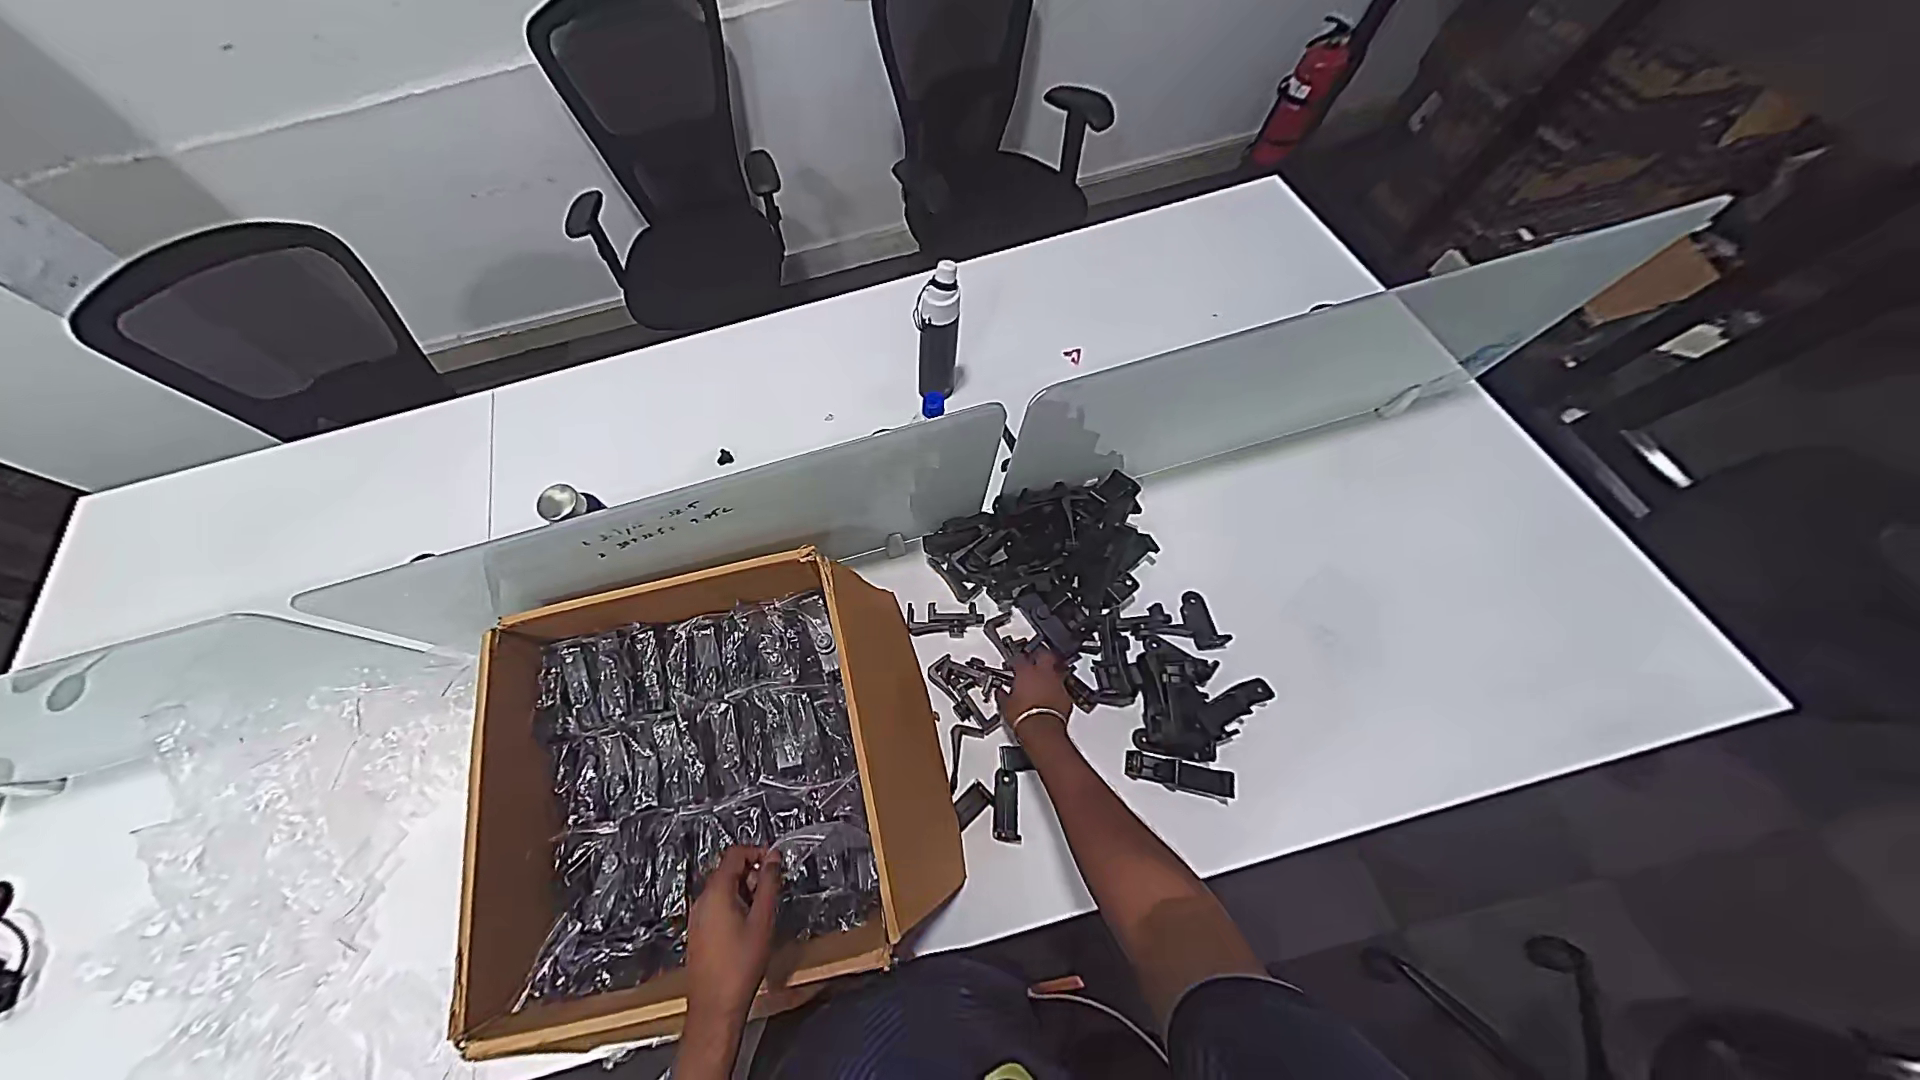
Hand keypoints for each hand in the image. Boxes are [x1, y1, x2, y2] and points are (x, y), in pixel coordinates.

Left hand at [686, 846, 782, 1017]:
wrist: (715, 1007)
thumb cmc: (742, 962)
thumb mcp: (763, 917)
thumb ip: (769, 882)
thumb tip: (773, 856)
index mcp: (716, 891)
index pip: (735, 854)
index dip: (757, 852)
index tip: (775, 865)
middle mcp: (702, 900)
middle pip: (728, 870)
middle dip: (752, 874)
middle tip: (769, 894)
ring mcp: (697, 917)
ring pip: (723, 889)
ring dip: (745, 891)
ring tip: (760, 913)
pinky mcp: (698, 932)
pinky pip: (717, 906)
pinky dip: (734, 905)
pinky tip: (747, 928)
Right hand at [997, 649, 1072, 739]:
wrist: (1042, 731)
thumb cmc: (1024, 718)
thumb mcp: (1006, 705)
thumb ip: (1002, 694)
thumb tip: (1000, 692)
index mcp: (1025, 672)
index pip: (1018, 658)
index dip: (1013, 659)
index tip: (1011, 664)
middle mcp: (1043, 673)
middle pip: (1043, 653)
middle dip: (1038, 653)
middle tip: (1033, 657)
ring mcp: (1056, 682)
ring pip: (1056, 667)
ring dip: (1050, 669)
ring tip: (1045, 674)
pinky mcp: (1066, 694)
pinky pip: (1062, 685)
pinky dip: (1057, 686)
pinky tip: (1053, 691)